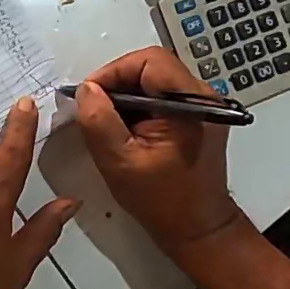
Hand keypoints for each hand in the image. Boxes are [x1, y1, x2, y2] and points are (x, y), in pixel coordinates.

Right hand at [73, 47, 246, 252]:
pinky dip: (139, 105)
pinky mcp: (197, 116)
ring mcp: (203, 106)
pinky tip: (126, 127)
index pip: (150, 60)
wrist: (198, 228)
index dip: (114, 71)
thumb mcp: (118, 161)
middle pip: (153, 66)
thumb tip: (86, 88)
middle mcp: (203, 98)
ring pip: (156, 79)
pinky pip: (162, 95)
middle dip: (118, 82)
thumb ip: (99, 121)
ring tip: (107, 119)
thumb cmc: (160, 200)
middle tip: (94, 107)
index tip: (90, 95)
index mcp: (190, 105)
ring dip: (127, 94)